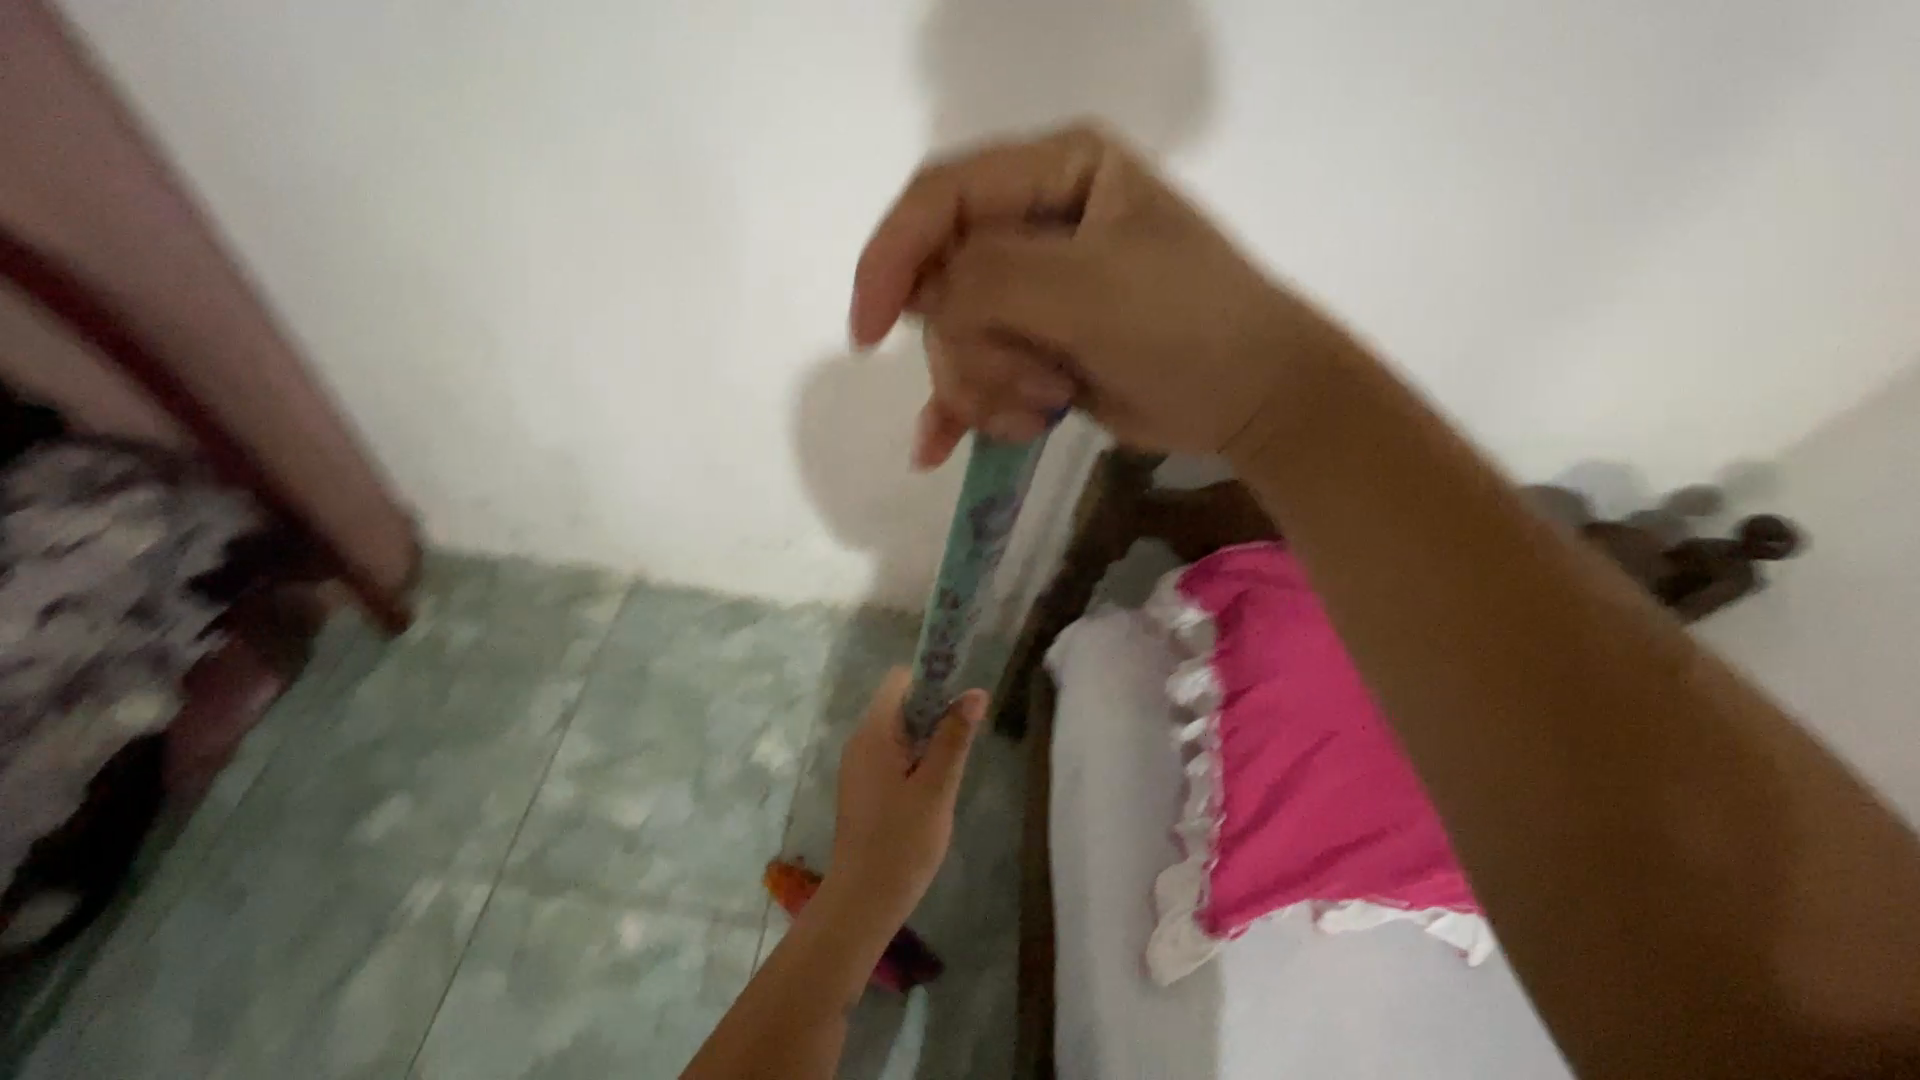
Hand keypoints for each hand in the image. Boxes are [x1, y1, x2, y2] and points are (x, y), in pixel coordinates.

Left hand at [829, 669, 986, 920]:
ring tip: (948, 775)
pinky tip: (931, 792)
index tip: (961, 705)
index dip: (933, 681)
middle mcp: (860, 741)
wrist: (863, 900)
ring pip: (899, 732)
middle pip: (901, 704)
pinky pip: (892, 755)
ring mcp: (859, 766)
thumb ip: (955, 738)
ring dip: (928, 741)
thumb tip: (975, 692)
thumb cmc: (902, 842)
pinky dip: (915, 761)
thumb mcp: (937, 788)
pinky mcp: (863, 787)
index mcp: (873, 733)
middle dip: (935, 715)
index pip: (901, 680)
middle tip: (961, 747)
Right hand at [851, 124, 1363, 468]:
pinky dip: (959, 412)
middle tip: (1039, 379)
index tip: (869, 332)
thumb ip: (990, 280)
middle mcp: (1036, 222)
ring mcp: (1036, 291)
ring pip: (954, 340)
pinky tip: (935, 449)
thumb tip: (928, 302)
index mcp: (1055, 172)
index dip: (892, 259)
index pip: (939, 198)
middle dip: (977, 347)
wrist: (1251, 400)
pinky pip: (971, 376)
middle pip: (941, 281)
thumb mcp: (1088, 289)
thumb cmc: (1186, 326)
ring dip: (988, 387)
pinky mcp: (1036, 348)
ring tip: (1047, 406)